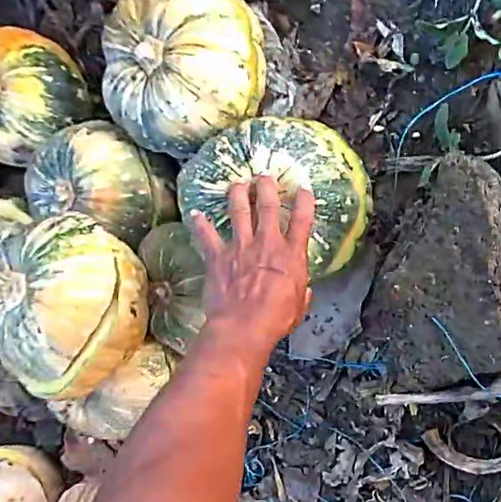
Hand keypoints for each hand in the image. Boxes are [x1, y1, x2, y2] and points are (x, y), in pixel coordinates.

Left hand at [188, 176, 315, 354]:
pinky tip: (195, 214)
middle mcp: (267, 244)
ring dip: (238, 194)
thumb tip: (304, 291)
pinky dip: (200, 224)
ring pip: (239, 211)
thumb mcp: (299, 305)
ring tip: (238, 184)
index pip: (302, 219)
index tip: (303, 189)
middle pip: (268, 206)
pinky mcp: (218, 256)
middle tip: (265, 176)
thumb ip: (302, 292)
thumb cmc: (276, 318)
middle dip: (267, 187)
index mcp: (291, 255)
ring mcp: (240, 247)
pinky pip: (206, 235)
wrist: (244, 325)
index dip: (304, 201)